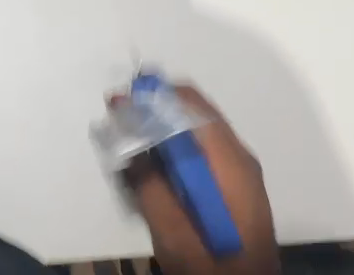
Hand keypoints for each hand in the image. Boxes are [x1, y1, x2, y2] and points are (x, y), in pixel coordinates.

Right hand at [123, 86, 279, 274]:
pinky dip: (169, 149)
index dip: (151, 96)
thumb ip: (149, 186)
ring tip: (128, 155)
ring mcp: (238, 171)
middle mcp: (238, 157)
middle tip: (116, 126)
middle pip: (189, 112)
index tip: (119, 106)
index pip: (189, 103)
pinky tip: (152, 174)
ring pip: (190, 130)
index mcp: (229, 163)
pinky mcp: (231, 185)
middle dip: (149, 112)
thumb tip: (125, 139)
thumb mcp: (173, 235)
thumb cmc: (213, 270)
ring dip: (156, 132)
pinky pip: (196, 149)